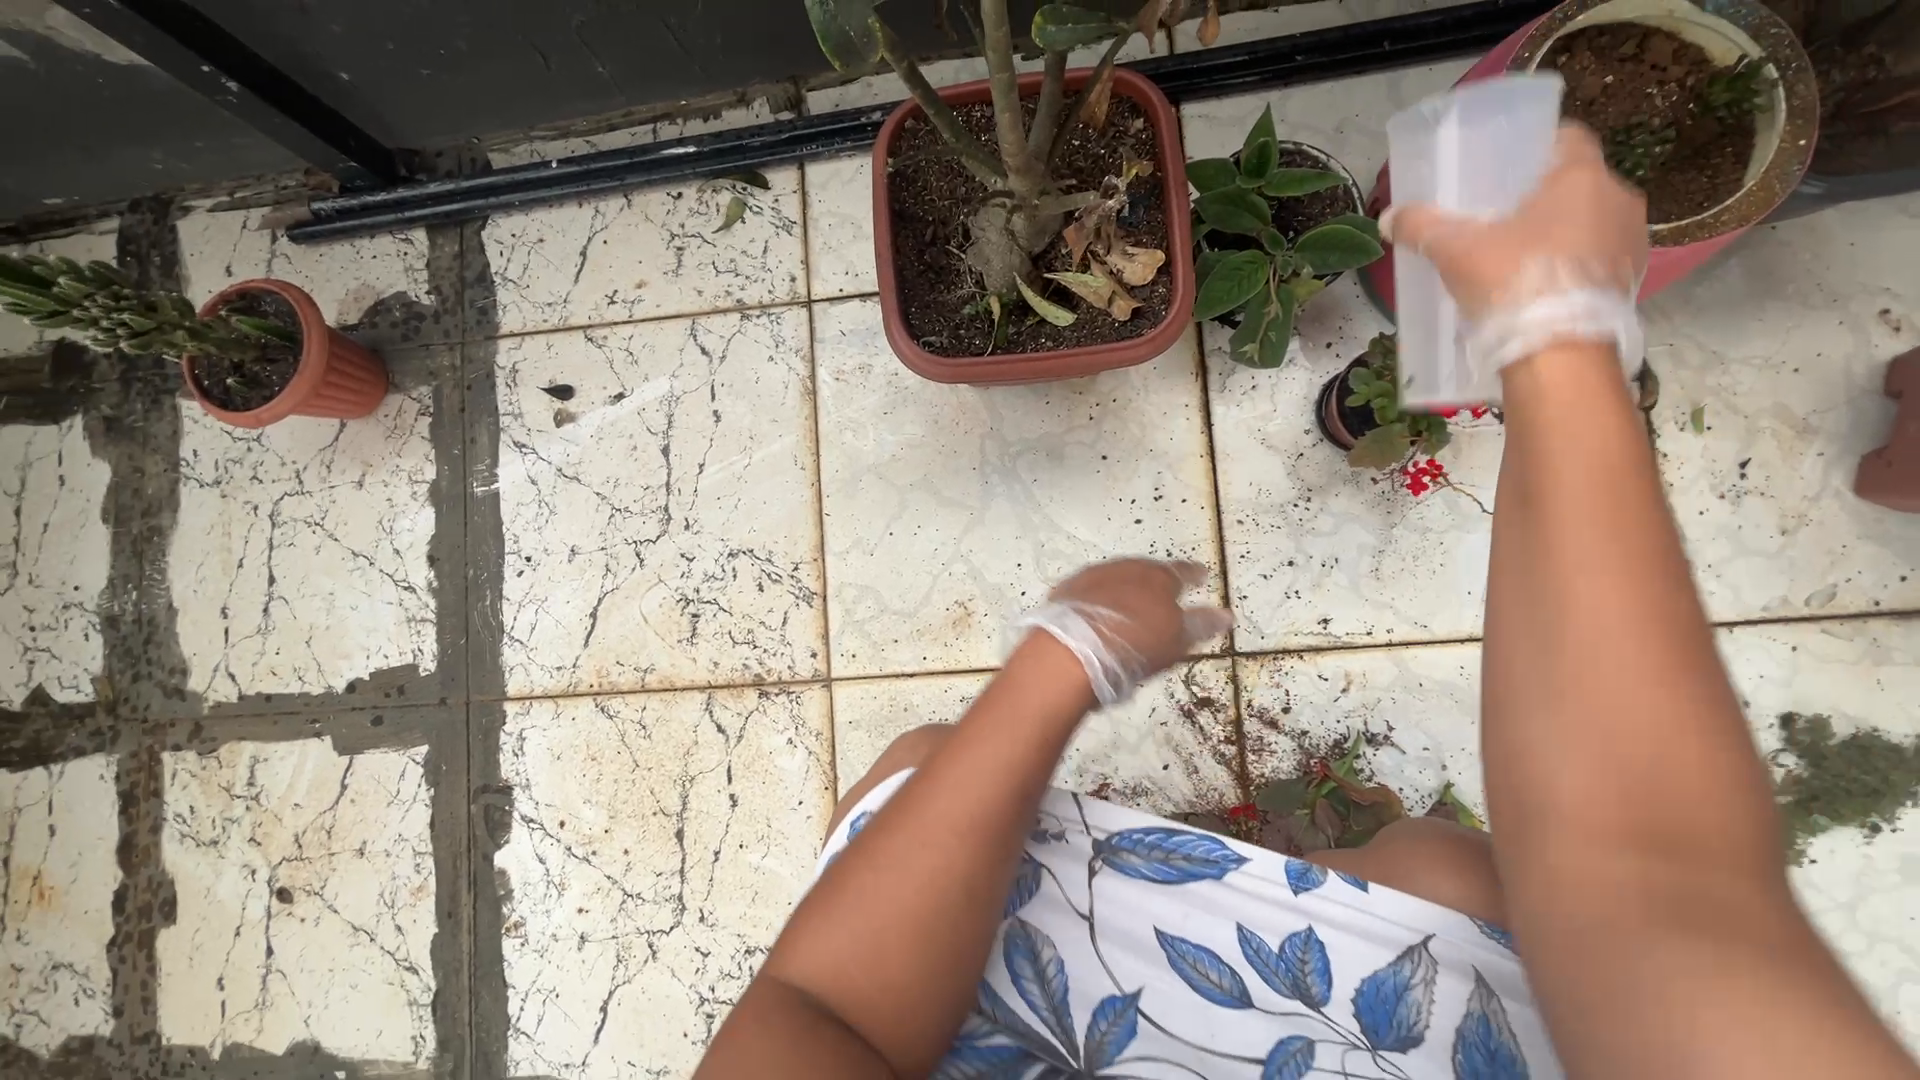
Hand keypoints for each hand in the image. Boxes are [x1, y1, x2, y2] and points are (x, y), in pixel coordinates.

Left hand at [1014, 559, 1231, 706]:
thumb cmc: (1134, 647)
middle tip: (1161, 593)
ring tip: (1129, 606)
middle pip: (1145, 571)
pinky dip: (1096, 600)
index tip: (1201, 575)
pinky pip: (1087, 593)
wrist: (1072, 652)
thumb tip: (1226, 615)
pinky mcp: (1064, 593)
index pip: (1181, 572)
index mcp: (1157, 577)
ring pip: (1114, 579)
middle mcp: (1124, 569)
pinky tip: (1096, 615)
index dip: (1193, 575)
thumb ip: (1200, 624)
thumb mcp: (1177, 640)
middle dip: (1154, 581)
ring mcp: (1090, 578)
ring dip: (1124, 589)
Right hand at [1382, 122, 1647, 379]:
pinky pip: (1599, 257)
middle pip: (1576, 183)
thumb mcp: (1455, 251)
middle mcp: (1617, 197)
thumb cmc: (1511, 282)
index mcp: (1581, 176)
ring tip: (1519, 257)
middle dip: (1541, 198)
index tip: (1506, 168)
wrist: (1558, 352)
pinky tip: (1540, 286)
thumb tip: (1389, 217)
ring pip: (1591, 221)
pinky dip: (1573, 265)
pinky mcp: (1632, 277)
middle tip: (1501, 218)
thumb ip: (1422, 227)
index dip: (1534, 148)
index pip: (1565, 137)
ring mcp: (1632, 239)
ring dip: (1561, 233)